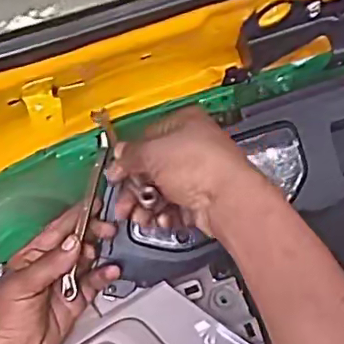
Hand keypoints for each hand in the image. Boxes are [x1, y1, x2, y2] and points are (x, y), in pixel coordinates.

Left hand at [0, 205, 119, 343]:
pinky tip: (110, 270)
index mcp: (31, 256)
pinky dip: (104, 275)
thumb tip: (72, 243)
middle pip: (76, 242)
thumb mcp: (23, 285)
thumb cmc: (5, 320)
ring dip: (100, 253)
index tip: (93, 206)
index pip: (56, 230)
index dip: (75, 217)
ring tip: (108, 248)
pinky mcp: (77, 300)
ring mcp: (64, 282)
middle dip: (92, 233)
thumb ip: (50, 264)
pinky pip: (94, 282)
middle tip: (107, 229)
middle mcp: (49, 266)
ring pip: (88, 260)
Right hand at [105, 106, 277, 237]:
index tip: (116, 176)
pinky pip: (174, 209)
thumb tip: (118, 158)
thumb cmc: (200, 166)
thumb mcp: (152, 153)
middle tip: (124, 205)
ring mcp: (197, 175)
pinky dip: (164, 216)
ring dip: (146, 207)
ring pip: (161, 192)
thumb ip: (130, 156)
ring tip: (140, 217)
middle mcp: (192, 147)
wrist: (227, 200)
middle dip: (134, 191)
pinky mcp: (200, 201)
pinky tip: (162, 220)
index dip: (128, 160)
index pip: (145, 139)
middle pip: (151, 170)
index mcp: (183, 123)